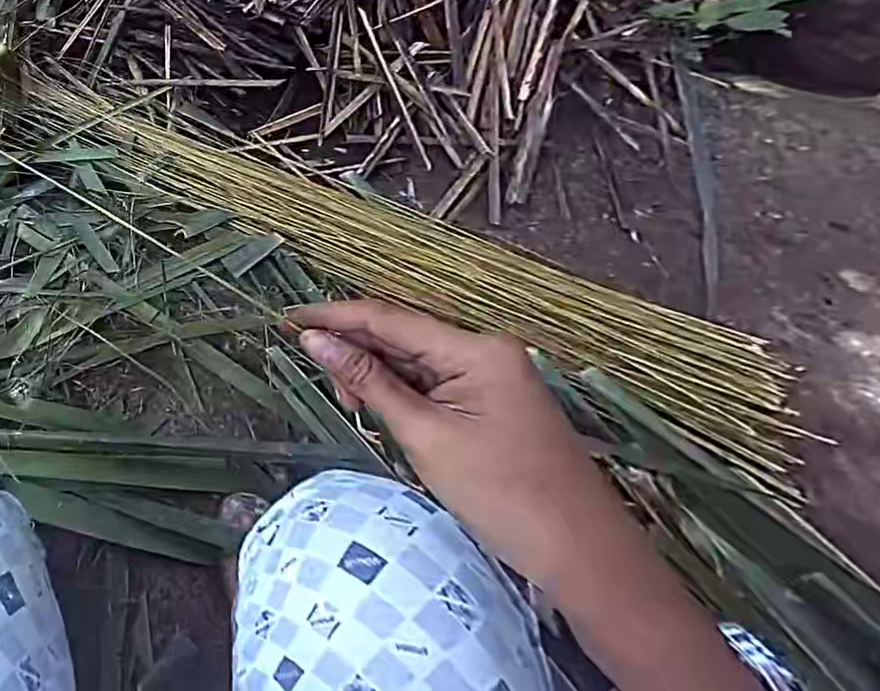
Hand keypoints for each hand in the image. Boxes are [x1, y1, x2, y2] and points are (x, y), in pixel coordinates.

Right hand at [288, 300, 627, 590]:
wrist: (590, 563)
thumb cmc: (505, 497)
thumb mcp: (423, 434)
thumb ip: (365, 379)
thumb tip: (313, 339)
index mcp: (475, 348)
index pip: (386, 317)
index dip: (332, 316)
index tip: (289, 318)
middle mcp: (483, 348)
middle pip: (398, 334)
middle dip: (353, 350)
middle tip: (320, 377)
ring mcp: (490, 372)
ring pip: (410, 357)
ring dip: (374, 373)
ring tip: (352, 403)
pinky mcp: (490, 396)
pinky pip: (430, 379)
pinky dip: (398, 390)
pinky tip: (379, 406)